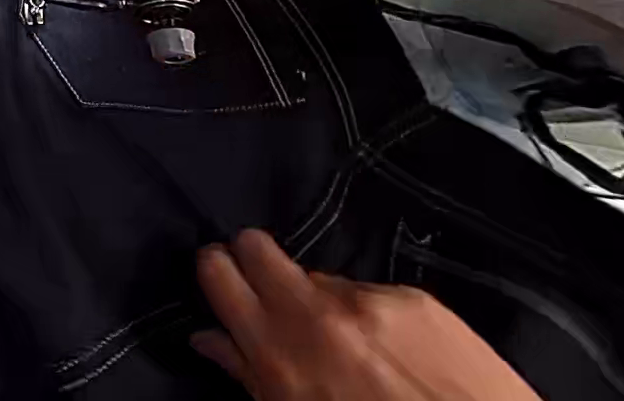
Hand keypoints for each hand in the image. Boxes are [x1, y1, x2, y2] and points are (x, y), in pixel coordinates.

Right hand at [192, 230, 542, 400]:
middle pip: (254, 242)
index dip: (215, 274)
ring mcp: (370, 301)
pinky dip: (370, 319)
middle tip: (269, 302)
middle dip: (252, 264)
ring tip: (351, 355)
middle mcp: (320, 315)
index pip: (217, 268)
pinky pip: (369, 293)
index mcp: (283, 359)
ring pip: (315, 274)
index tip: (224, 290)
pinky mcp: (415, 298)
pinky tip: (398, 362)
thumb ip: (250, 381)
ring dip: (319, 304)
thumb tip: (208, 338)